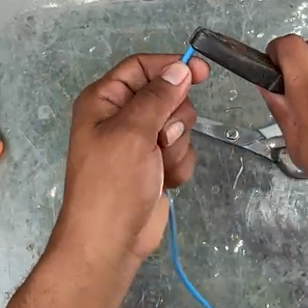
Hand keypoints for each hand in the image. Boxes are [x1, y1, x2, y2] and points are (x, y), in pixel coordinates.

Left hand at [53, 54, 209, 270]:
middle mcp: (120, 117)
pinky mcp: (155, 165)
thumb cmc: (112, 182)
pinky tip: (163, 182)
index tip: (203, 71)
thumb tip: (180, 69)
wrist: (110, 241)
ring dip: (175, 147)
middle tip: (161, 138)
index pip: (141, 67)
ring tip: (156, 166)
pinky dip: (177, 166)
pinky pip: (181, 152)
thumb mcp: (133, 132)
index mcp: (104, 100)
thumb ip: (158, 96)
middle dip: (173, 118)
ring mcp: (139, 143)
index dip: (170, 66)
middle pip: (166, 96)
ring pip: (179, 126)